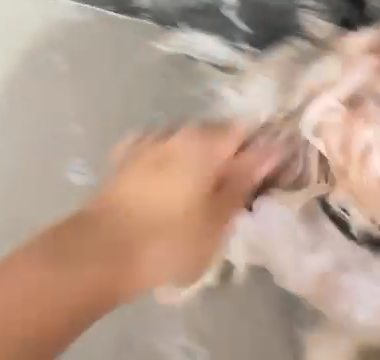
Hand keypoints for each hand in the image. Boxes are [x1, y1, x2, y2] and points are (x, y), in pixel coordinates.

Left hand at [67, 125, 281, 296]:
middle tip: (242, 188)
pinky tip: (173, 185)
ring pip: (185, 142)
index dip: (263, 149)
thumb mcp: (218, 218)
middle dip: (230, 154)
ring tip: (206, 192)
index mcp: (203, 142)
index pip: (244, 132)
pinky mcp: (125, 155)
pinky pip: (161, 152)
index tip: (275, 170)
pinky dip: (172, 163)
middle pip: (214, 134)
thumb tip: (271, 151)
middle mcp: (175, 131)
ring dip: (200, 158)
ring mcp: (147, 140)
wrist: (104, 247)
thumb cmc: (170, 239)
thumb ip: (243, 180)